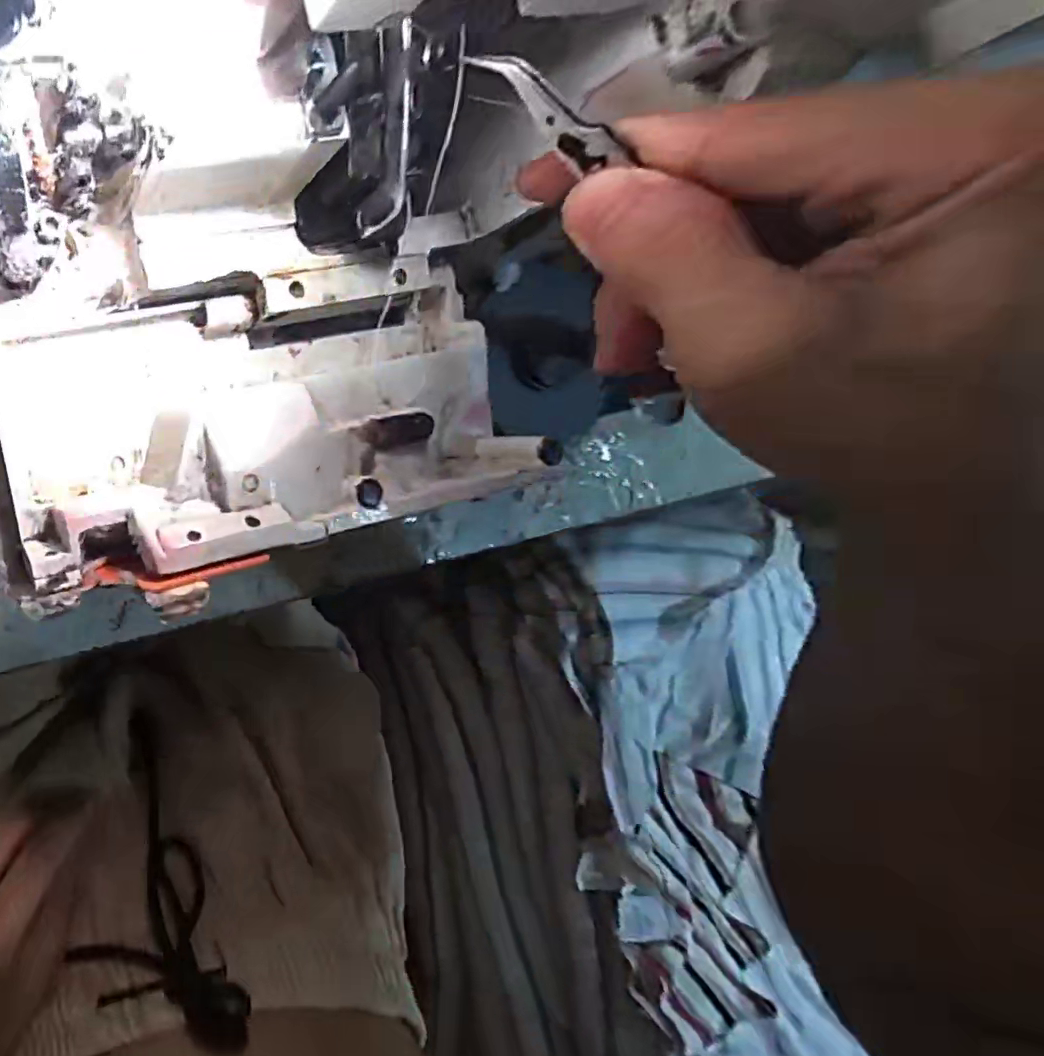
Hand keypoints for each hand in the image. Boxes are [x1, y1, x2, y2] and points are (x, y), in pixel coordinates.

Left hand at [0, 802, 95, 1055]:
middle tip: (65, 806)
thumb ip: (59, 911)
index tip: (89, 802)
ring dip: (9, 829)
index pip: (38, 857)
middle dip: (40, 814)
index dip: (68, 824)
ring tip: (34, 830)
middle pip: (5, 828)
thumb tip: (78, 849)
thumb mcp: (36, 985)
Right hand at [517, 70, 1043, 517]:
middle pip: (738, 166)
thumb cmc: (873, 427)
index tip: (534, 186)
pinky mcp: (918, 198)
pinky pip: (774, 219)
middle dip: (651, 257)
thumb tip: (588, 188)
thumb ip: (669, 260)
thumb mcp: (749, 349)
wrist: (971, 483)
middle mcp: (969, 123)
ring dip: (672, 278)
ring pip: (743, 197)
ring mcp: (946, 161)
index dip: (625, 162)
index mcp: (962, 141)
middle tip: (620, 347)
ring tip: (651, 356)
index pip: (741, 132)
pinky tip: (696, 331)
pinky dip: (711, 278)